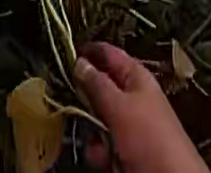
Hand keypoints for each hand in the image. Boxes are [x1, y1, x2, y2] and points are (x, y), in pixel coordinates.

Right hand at [75, 43, 209, 172]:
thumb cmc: (147, 138)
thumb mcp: (118, 106)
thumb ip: (96, 83)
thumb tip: (78, 61)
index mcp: (135, 77)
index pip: (107, 53)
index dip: (87, 50)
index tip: (63, 54)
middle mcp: (132, 97)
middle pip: (100, 86)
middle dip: (84, 96)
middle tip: (68, 99)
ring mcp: (129, 126)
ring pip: (98, 116)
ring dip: (90, 128)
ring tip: (92, 140)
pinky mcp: (127, 151)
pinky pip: (104, 142)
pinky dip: (99, 150)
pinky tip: (101, 159)